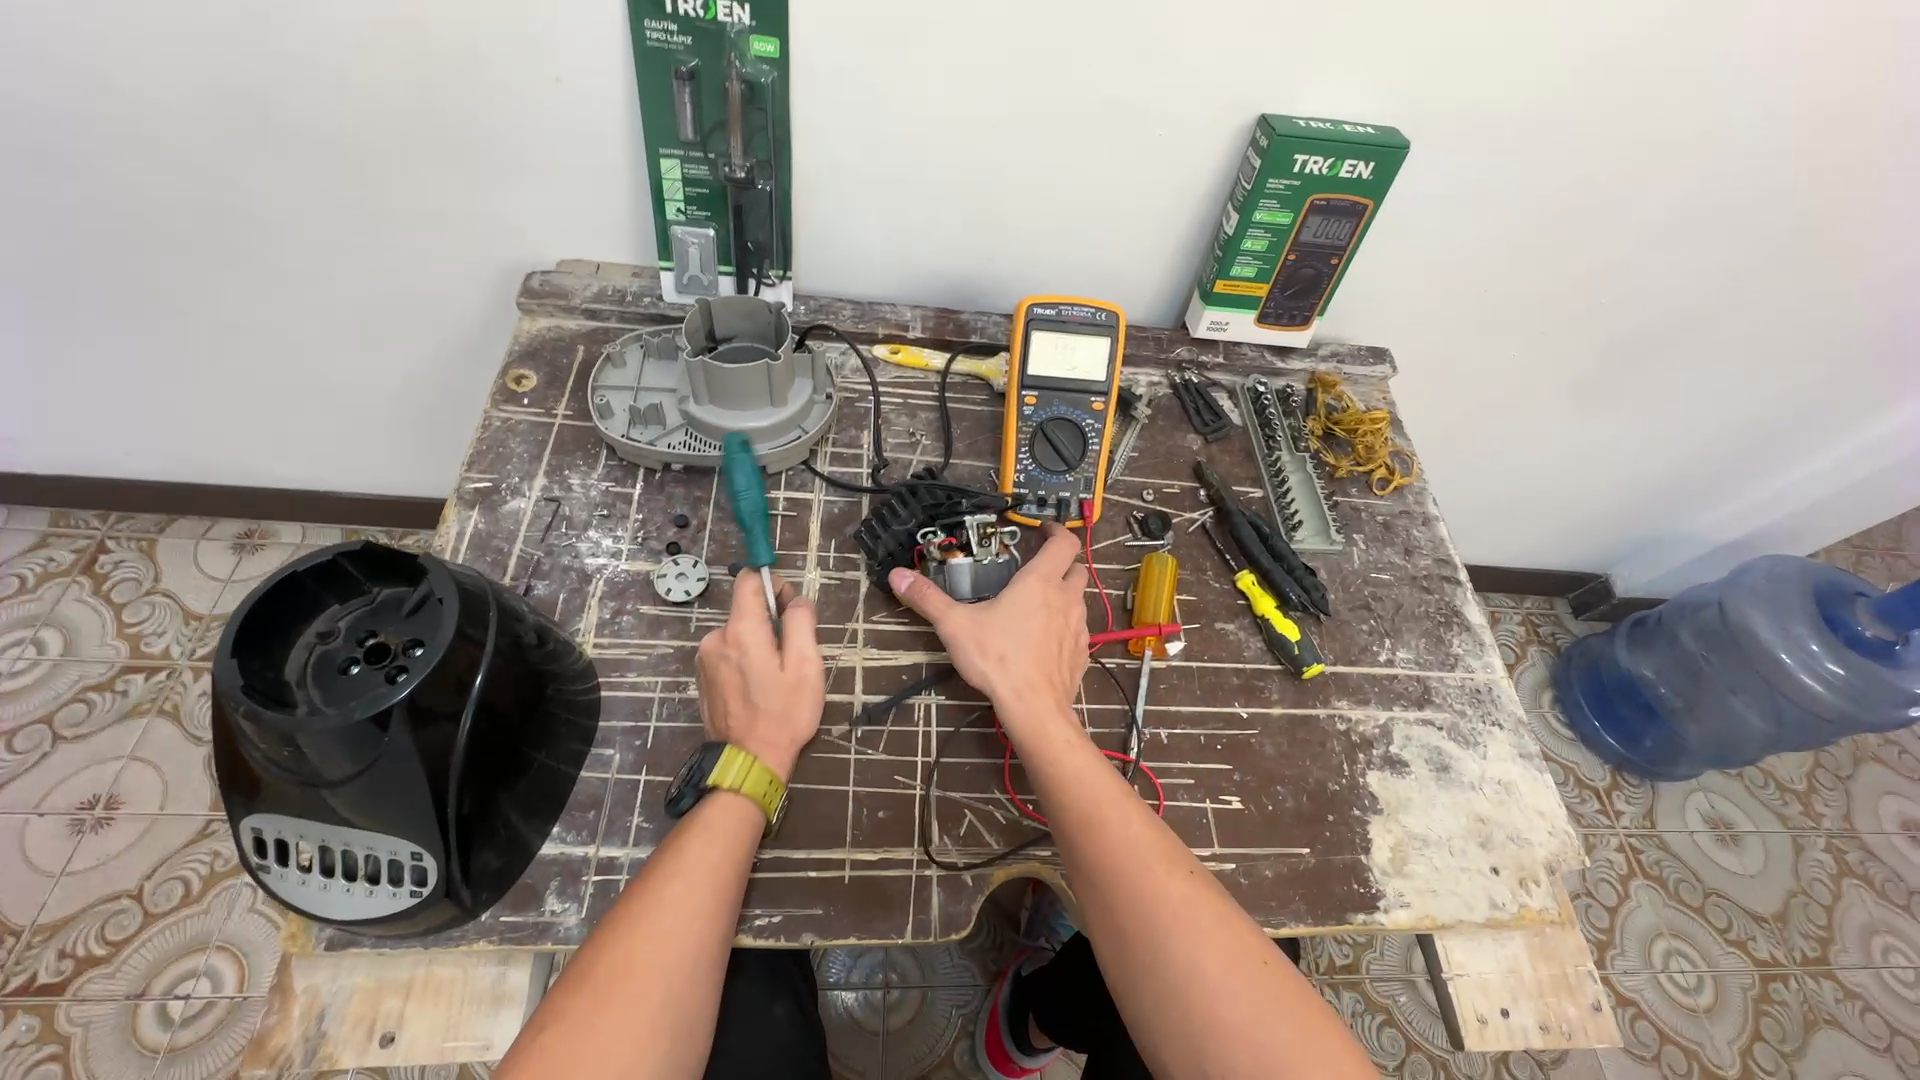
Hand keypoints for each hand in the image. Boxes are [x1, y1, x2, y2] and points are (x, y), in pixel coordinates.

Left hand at [694, 571, 823, 781]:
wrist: (748, 762)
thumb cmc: (784, 714)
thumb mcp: (806, 666)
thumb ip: (801, 622)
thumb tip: (796, 600)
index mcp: (741, 631)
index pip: (748, 580)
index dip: (773, 584)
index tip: (791, 607)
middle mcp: (715, 638)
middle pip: (746, 609)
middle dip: (771, 622)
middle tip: (792, 655)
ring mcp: (704, 659)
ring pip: (738, 632)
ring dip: (759, 643)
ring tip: (776, 677)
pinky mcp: (702, 677)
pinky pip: (728, 652)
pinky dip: (745, 659)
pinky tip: (758, 687)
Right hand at [888, 523, 1089, 733]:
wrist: (1034, 708)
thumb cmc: (997, 659)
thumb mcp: (955, 626)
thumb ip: (928, 598)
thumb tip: (898, 575)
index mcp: (1040, 582)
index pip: (1063, 543)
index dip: (1055, 531)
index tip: (1043, 530)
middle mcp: (1066, 599)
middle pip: (1077, 568)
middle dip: (1062, 563)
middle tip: (1039, 566)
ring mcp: (1078, 627)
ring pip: (1079, 599)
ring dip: (1065, 595)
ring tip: (1039, 604)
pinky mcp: (1081, 653)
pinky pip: (1078, 630)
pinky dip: (1066, 626)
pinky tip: (1045, 639)